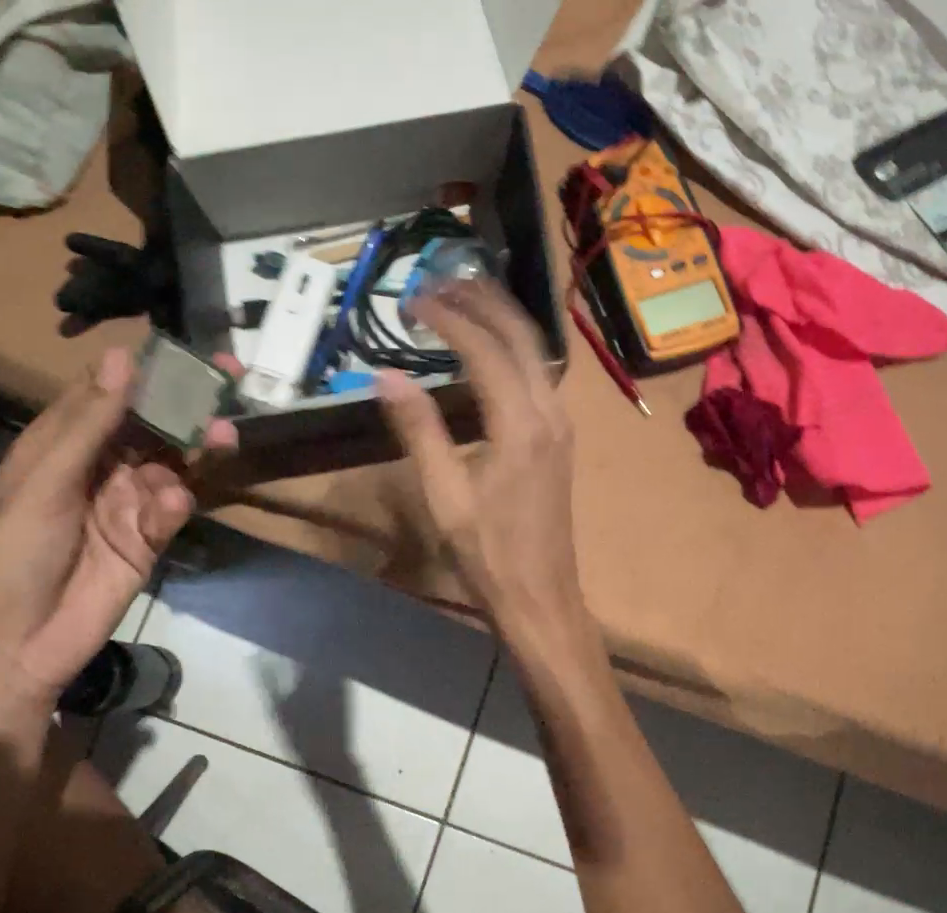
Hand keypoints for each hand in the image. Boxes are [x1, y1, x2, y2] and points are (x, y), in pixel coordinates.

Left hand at [0, 347, 236, 759]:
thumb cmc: (11, 551)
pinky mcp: (145, 542)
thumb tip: (124, 356)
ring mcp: (123, 505)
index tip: (190, 350)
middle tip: (230, 381)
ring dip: (195, 450)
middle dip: (188, 404)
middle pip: (152, 424)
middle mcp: (97, 466)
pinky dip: (177, 503)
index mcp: (62, 442)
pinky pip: (170, 510)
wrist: (12, 642)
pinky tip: (174, 505)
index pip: (113, 392)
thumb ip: (90, 423)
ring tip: (222, 439)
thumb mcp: (45, 480)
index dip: (151, 370)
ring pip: (171, 464)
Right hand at [377, 281, 582, 627]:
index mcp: (521, 425)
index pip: (485, 350)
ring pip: (535, 353)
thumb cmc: (488, 555)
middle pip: (521, 337)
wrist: (541, 598)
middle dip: (482, 302)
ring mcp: (561, 425)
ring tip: (462, 300)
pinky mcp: (559, 439)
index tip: (414, 299)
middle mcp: (550, 413)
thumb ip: (418, 431)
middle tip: (441, 280)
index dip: (450, 319)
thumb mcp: (444, 496)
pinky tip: (488, 350)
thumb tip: (386, 376)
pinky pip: (538, 375)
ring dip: (500, 320)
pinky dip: (511, 349)